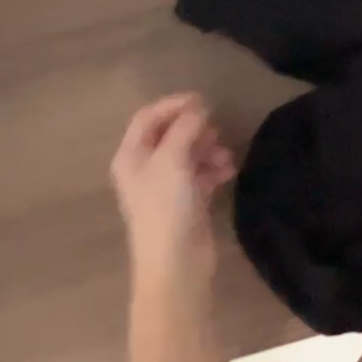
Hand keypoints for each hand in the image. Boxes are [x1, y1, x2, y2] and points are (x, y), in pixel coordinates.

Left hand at [110, 93, 236, 289]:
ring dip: (208, 150)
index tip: (203, 100)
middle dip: (194, 129)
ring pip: (188, 156)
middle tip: (217, 128)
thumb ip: (185, 130)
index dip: (173, 105)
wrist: (176, 261)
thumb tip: (199, 108)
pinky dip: (214, 169)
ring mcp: (167, 187)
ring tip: (226, 155)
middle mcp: (146, 169)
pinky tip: (229, 171)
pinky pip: (201, 175)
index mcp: (131, 157)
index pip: (148, 119)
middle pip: (169, 136)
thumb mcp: (173, 162)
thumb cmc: (166, 208)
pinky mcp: (188, 202)